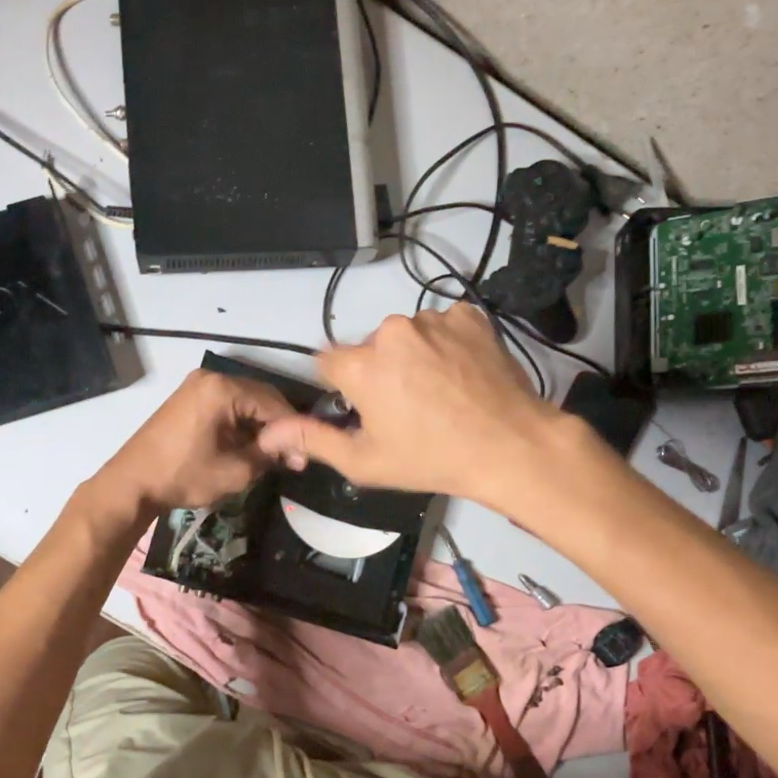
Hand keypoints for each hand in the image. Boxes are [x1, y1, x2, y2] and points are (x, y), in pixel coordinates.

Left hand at [93, 369, 296, 515]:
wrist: (133, 482)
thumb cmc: (184, 475)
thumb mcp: (236, 470)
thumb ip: (270, 453)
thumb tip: (298, 450)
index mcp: (223, 389)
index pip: (274, 403)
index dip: (293, 430)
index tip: (306, 455)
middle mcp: (211, 377)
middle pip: (261, 397)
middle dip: (278, 426)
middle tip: (292, 457)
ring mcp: (197, 385)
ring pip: (245, 401)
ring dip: (261, 425)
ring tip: (272, 454)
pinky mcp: (189, 397)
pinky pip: (227, 404)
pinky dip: (242, 422)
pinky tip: (249, 445)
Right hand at [257, 305, 582, 505]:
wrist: (509, 445)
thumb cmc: (431, 459)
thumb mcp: (364, 461)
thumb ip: (312, 439)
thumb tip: (267, 434)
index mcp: (361, 364)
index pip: (327, 362)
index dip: (342, 388)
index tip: (364, 409)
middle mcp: (391, 330)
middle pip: (369, 348)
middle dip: (379, 372)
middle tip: (408, 410)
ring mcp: (434, 319)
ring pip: (407, 336)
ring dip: (413, 357)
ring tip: (439, 393)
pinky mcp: (469, 316)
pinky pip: (443, 326)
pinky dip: (446, 345)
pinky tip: (460, 374)